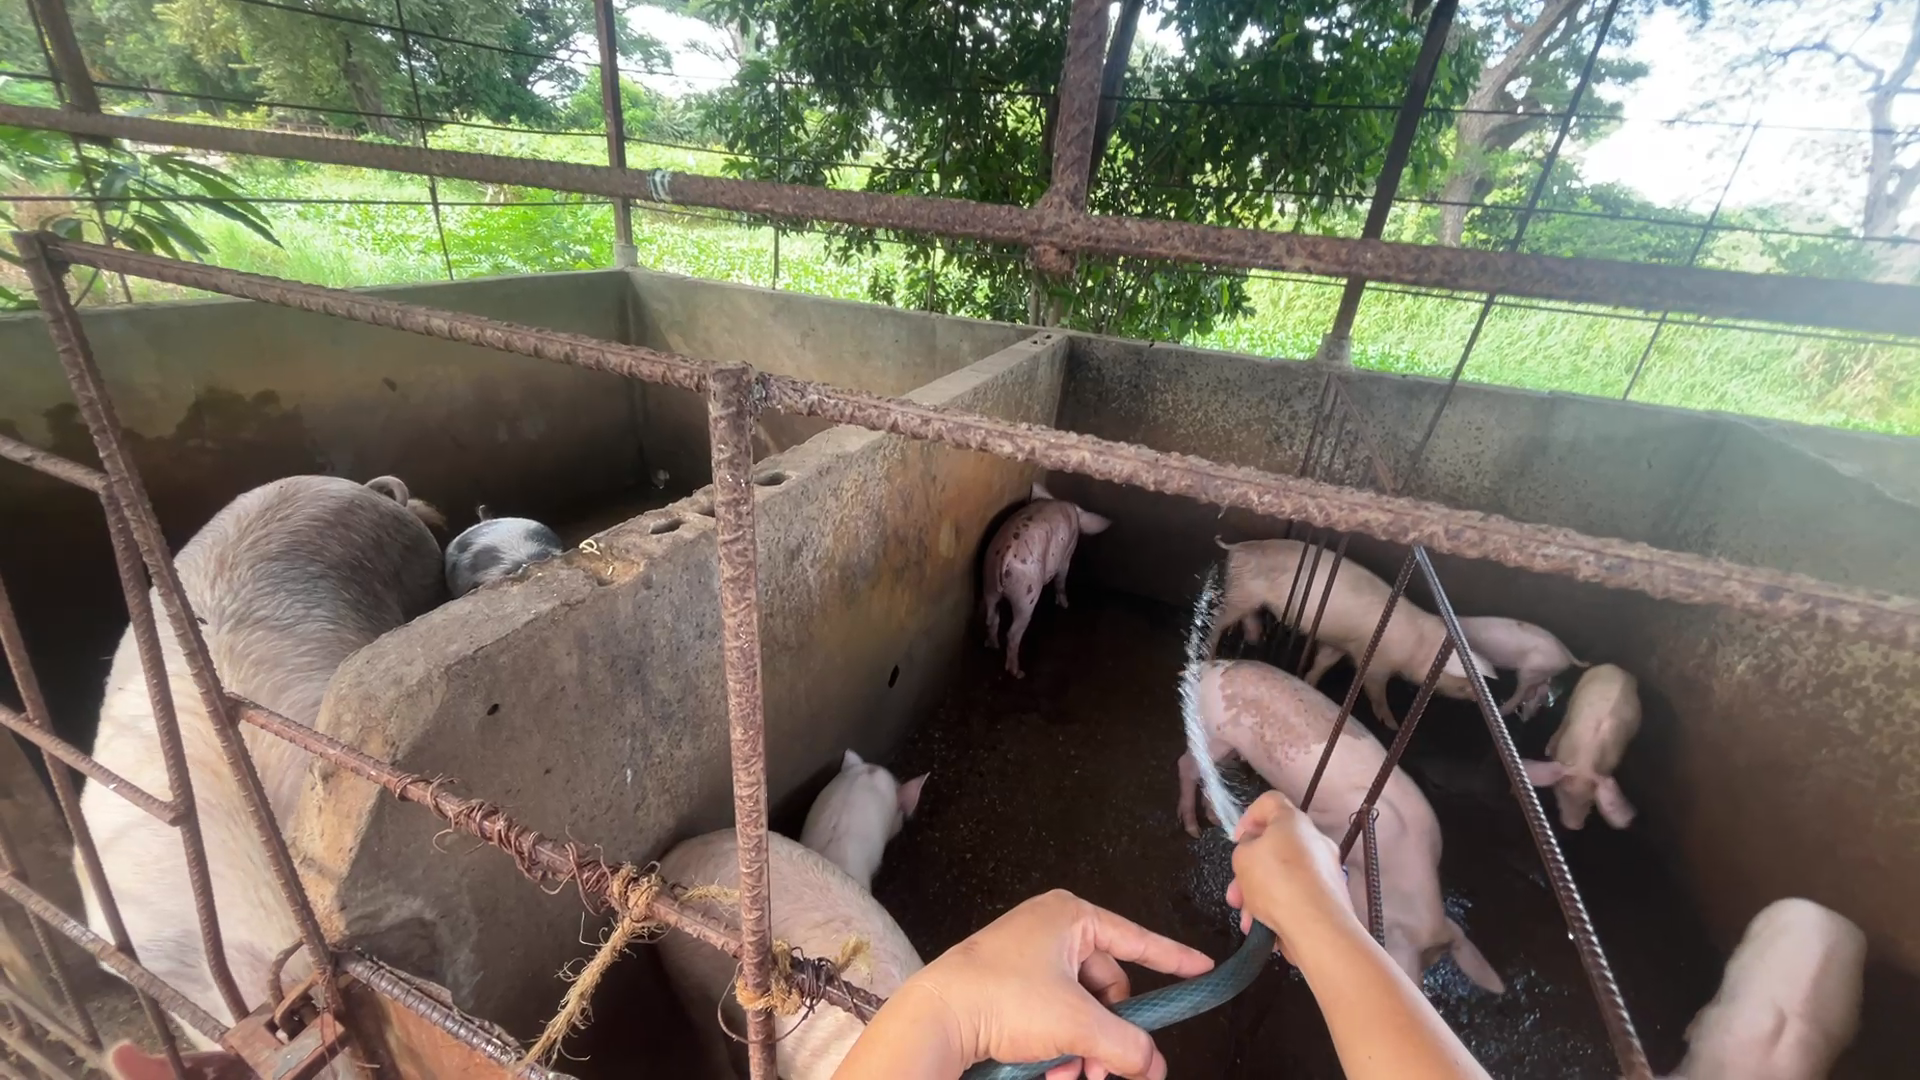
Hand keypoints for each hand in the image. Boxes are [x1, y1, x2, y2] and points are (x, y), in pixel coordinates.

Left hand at [891, 889, 1212, 1079]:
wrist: (938, 1015)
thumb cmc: (1009, 999)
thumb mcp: (1077, 1024)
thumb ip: (1127, 1045)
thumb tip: (1154, 1065)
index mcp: (1071, 917)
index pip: (1135, 938)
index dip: (1172, 957)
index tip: (1204, 968)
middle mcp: (1053, 928)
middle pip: (1108, 986)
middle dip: (1110, 1034)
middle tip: (1103, 1071)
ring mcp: (1030, 954)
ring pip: (1081, 1008)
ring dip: (1084, 1048)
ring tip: (1069, 1076)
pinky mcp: (1012, 981)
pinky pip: (1054, 1014)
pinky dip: (1059, 1045)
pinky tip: (1048, 1072)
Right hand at [1225, 791, 1357, 959]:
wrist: (1320, 929)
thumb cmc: (1276, 882)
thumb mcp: (1242, 857)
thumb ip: (1244, 848)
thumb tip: (1256, 850)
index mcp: (1293, 821)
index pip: (1269, 802)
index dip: (1248, 816)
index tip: (1238, 840)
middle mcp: (1314, 841)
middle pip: (1275, 845)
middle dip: (1250, 869)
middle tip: (1236, 890)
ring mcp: (1326, 871)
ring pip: (1284, 875)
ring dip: (1260, 893)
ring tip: (1245, 916)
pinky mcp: (1332, 899)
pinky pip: (1298, 896)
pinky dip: (1280, 907)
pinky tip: (1264, 927)